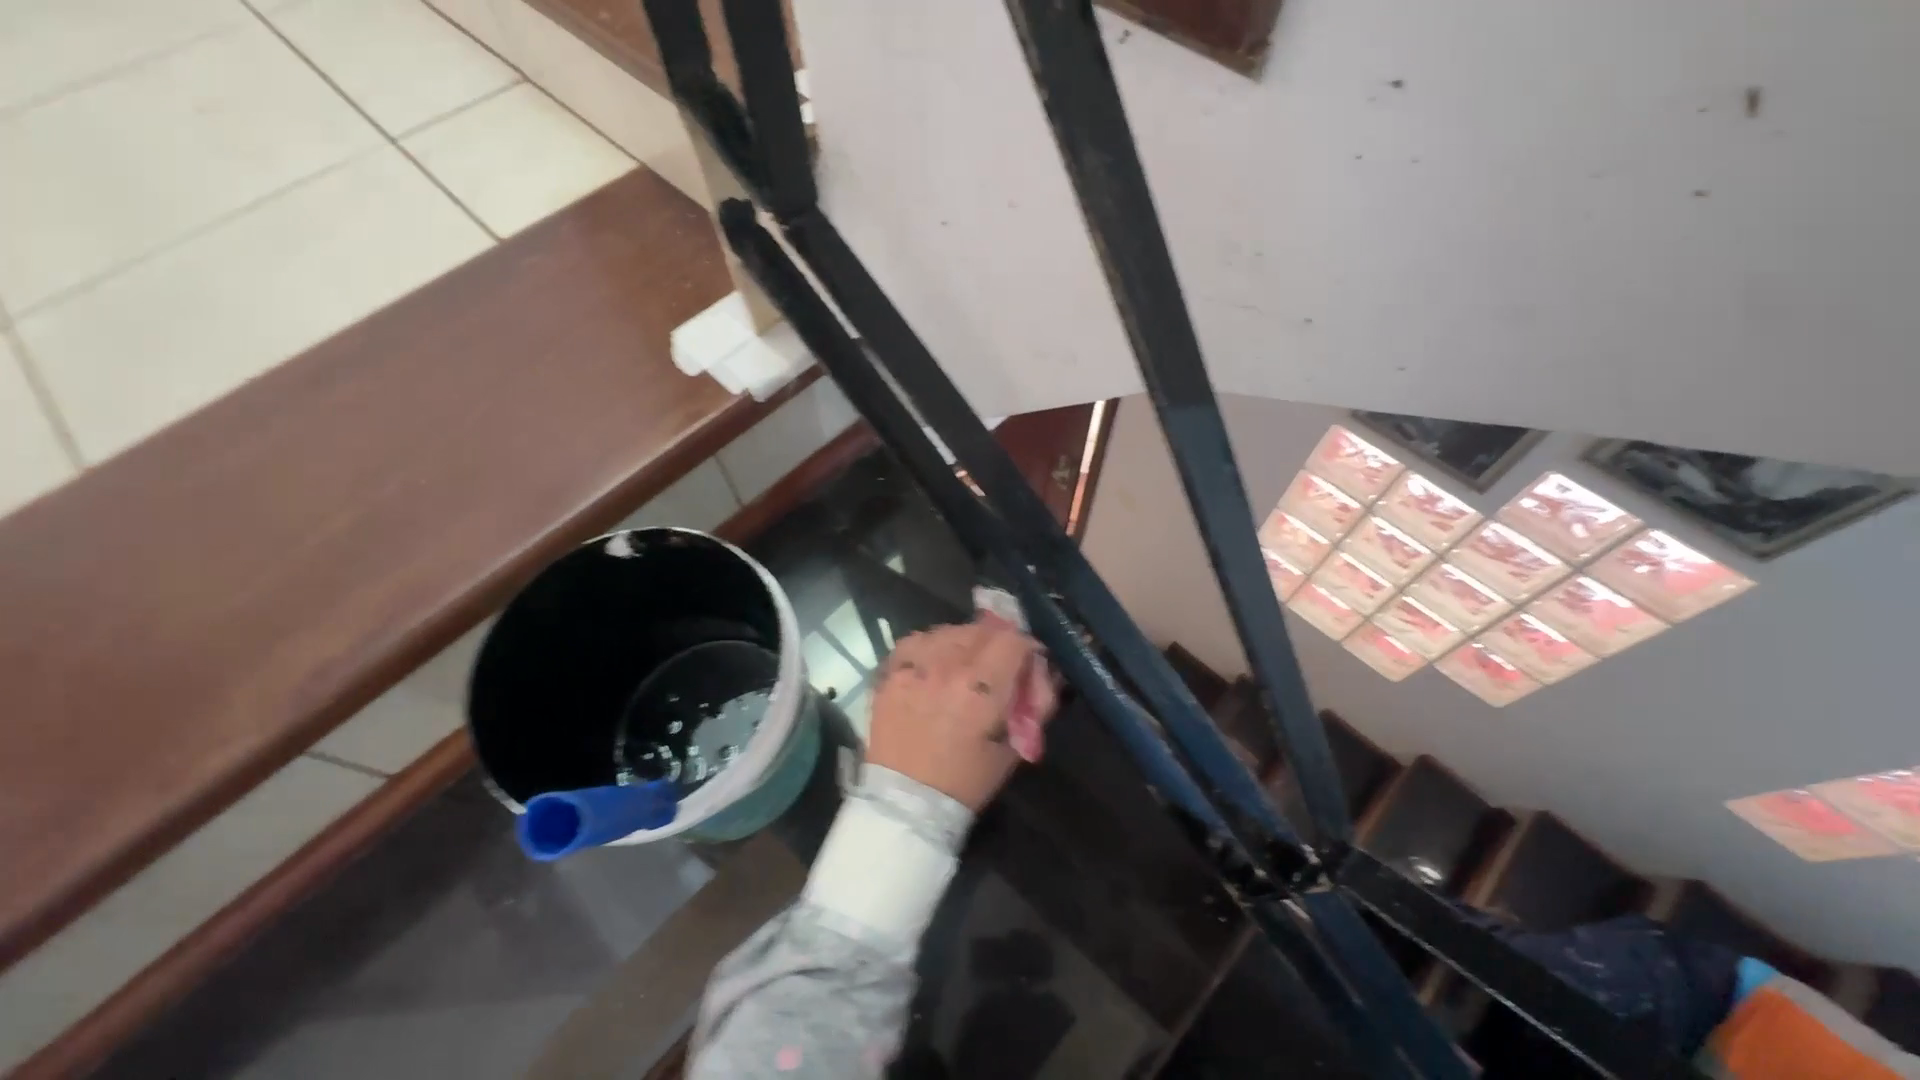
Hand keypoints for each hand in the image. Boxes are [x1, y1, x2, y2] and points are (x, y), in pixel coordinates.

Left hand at [865, 615, 1059, 810]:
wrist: (906, 802)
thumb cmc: (966, 780)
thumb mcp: (1014, 748)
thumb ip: (1035, 705)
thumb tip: (1045, 672)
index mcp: (981, 688)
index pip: (1014, 640)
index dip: (1026, 649)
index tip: (1026, 666)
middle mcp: (946, 667)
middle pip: (982, 629)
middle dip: (997, 644)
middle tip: (998, 668)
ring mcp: (912, 666)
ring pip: (950, 630)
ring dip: (965, 643)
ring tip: (965, 668)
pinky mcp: (889, 672)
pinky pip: (917, 640)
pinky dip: (932, 647)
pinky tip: (936, 666)